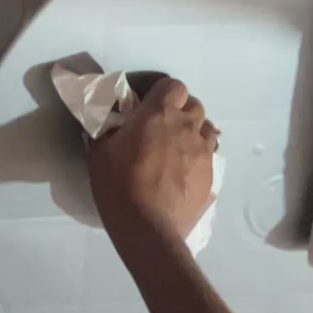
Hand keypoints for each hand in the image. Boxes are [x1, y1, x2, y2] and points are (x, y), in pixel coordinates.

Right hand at [88, 77, 218, 240]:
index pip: (174, 85)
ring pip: (207, 129)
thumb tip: (104, 117)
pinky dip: (199, 154)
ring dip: (194, 130)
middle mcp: (186, 128)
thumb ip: (106, 126)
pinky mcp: (212, 177)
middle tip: (161, 122)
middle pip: (195, 104)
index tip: (147, 101)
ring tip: (177, 144)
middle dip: (180, 108)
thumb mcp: (100, 147)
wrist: (148, 227)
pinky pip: (210, 155)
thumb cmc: (119, 180)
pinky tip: (183, 169)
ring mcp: (203, 154)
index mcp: (159, 114)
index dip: (162, 91)